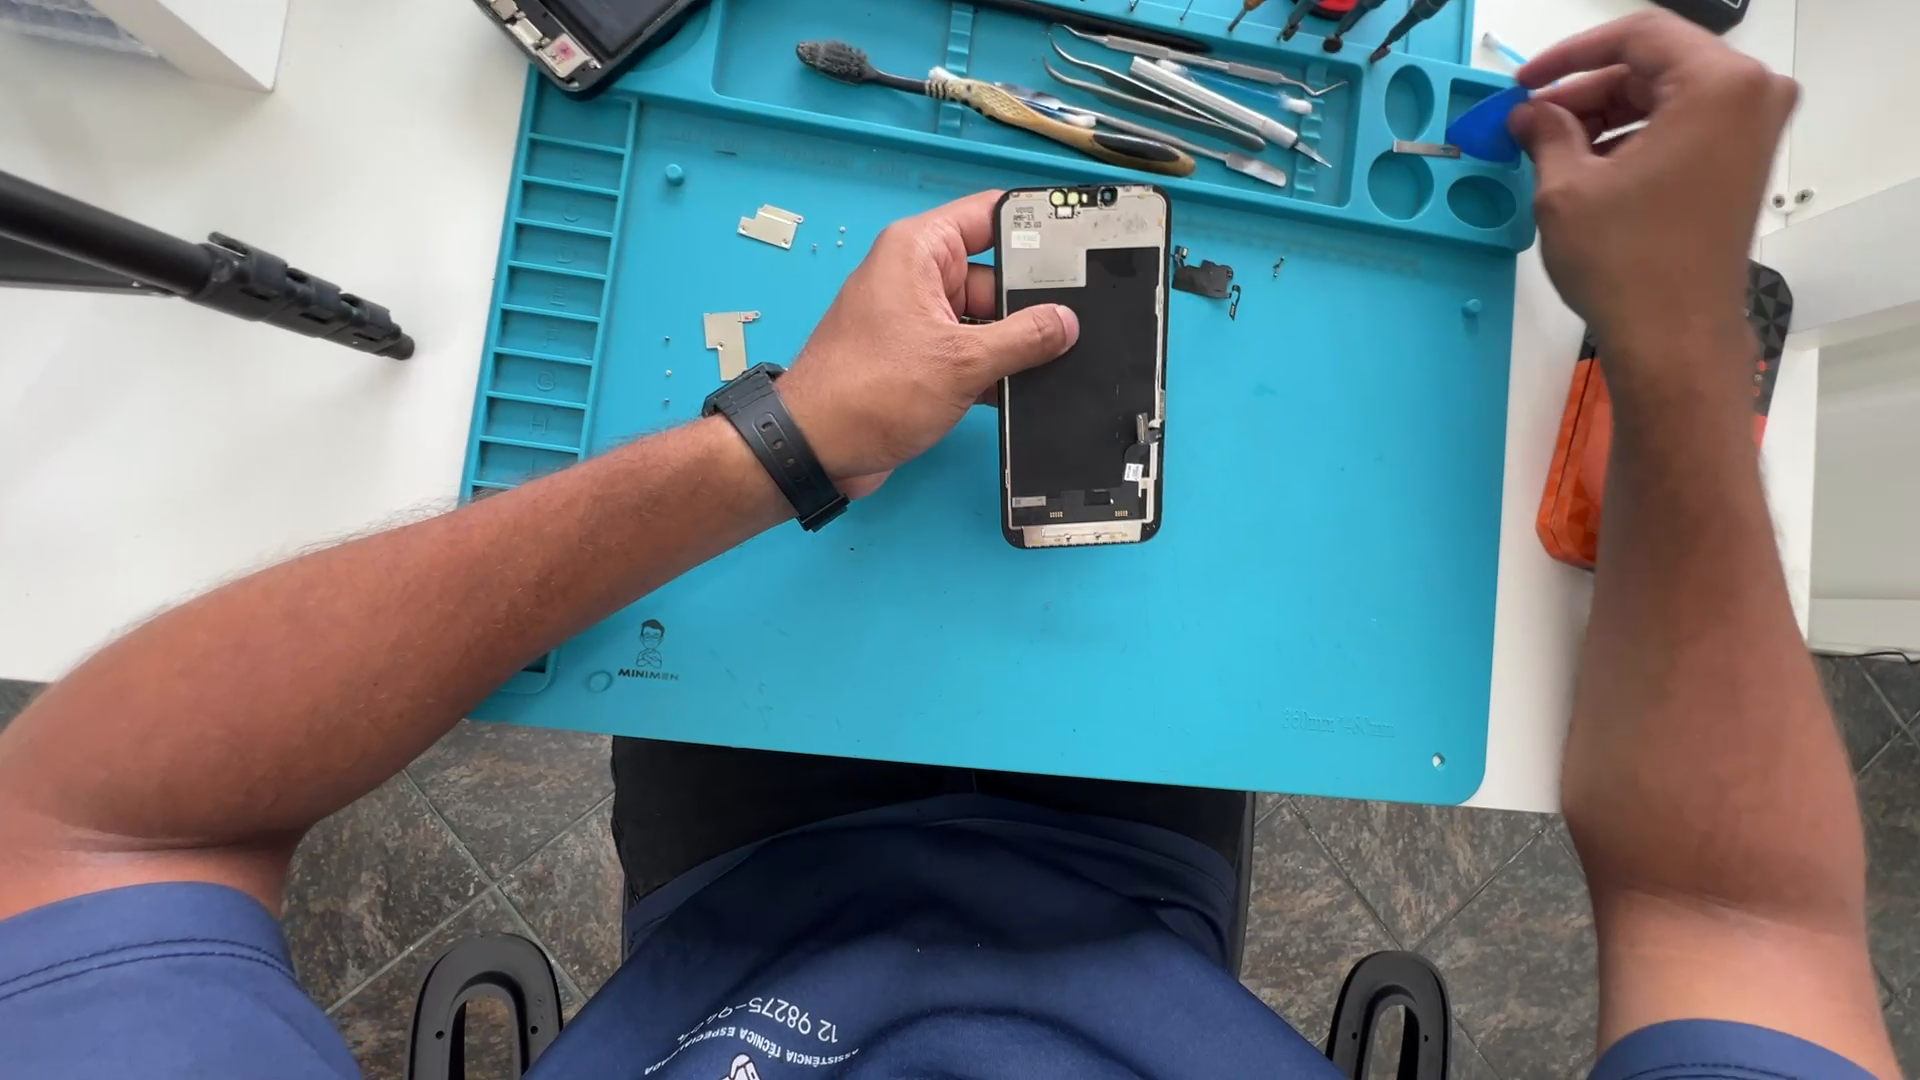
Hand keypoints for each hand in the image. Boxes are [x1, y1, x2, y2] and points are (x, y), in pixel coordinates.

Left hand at [776, 190, 1079, 496]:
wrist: (819, 451)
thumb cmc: (869, 392)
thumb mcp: (960, 361)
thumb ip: (1022, 339)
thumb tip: (1065, 323)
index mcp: (918, 251)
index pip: (990, 215)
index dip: (1035, 224)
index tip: (1081, 237)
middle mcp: (918, 279)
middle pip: (994, 275)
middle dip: (1032, 300)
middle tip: (1079, 318)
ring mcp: (920, 324)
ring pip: (986, 321)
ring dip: (1015, 344)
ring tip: (1059, 358)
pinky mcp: (921, 363)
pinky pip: (970, 354)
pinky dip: (994, 371)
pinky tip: (1026, 387)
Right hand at [1509, 12, 1795, 376]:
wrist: (1669, 326)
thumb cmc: (1623, 258)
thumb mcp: (1565, 189)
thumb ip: (1546, 135)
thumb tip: (1526, 115)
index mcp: (1716, 84)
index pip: (1638, 35)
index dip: (1568, 56)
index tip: (1522, 83)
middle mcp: (1748, 94)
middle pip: (1652, 66)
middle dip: (1581, 93)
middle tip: (1525, 125)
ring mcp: (1749, 128)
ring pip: (1661, 98)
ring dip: (1600, 118)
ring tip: (1546, 152)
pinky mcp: (1736, 161)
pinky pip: (1676, 128)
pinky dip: (1626, 139)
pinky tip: (1581, 170)